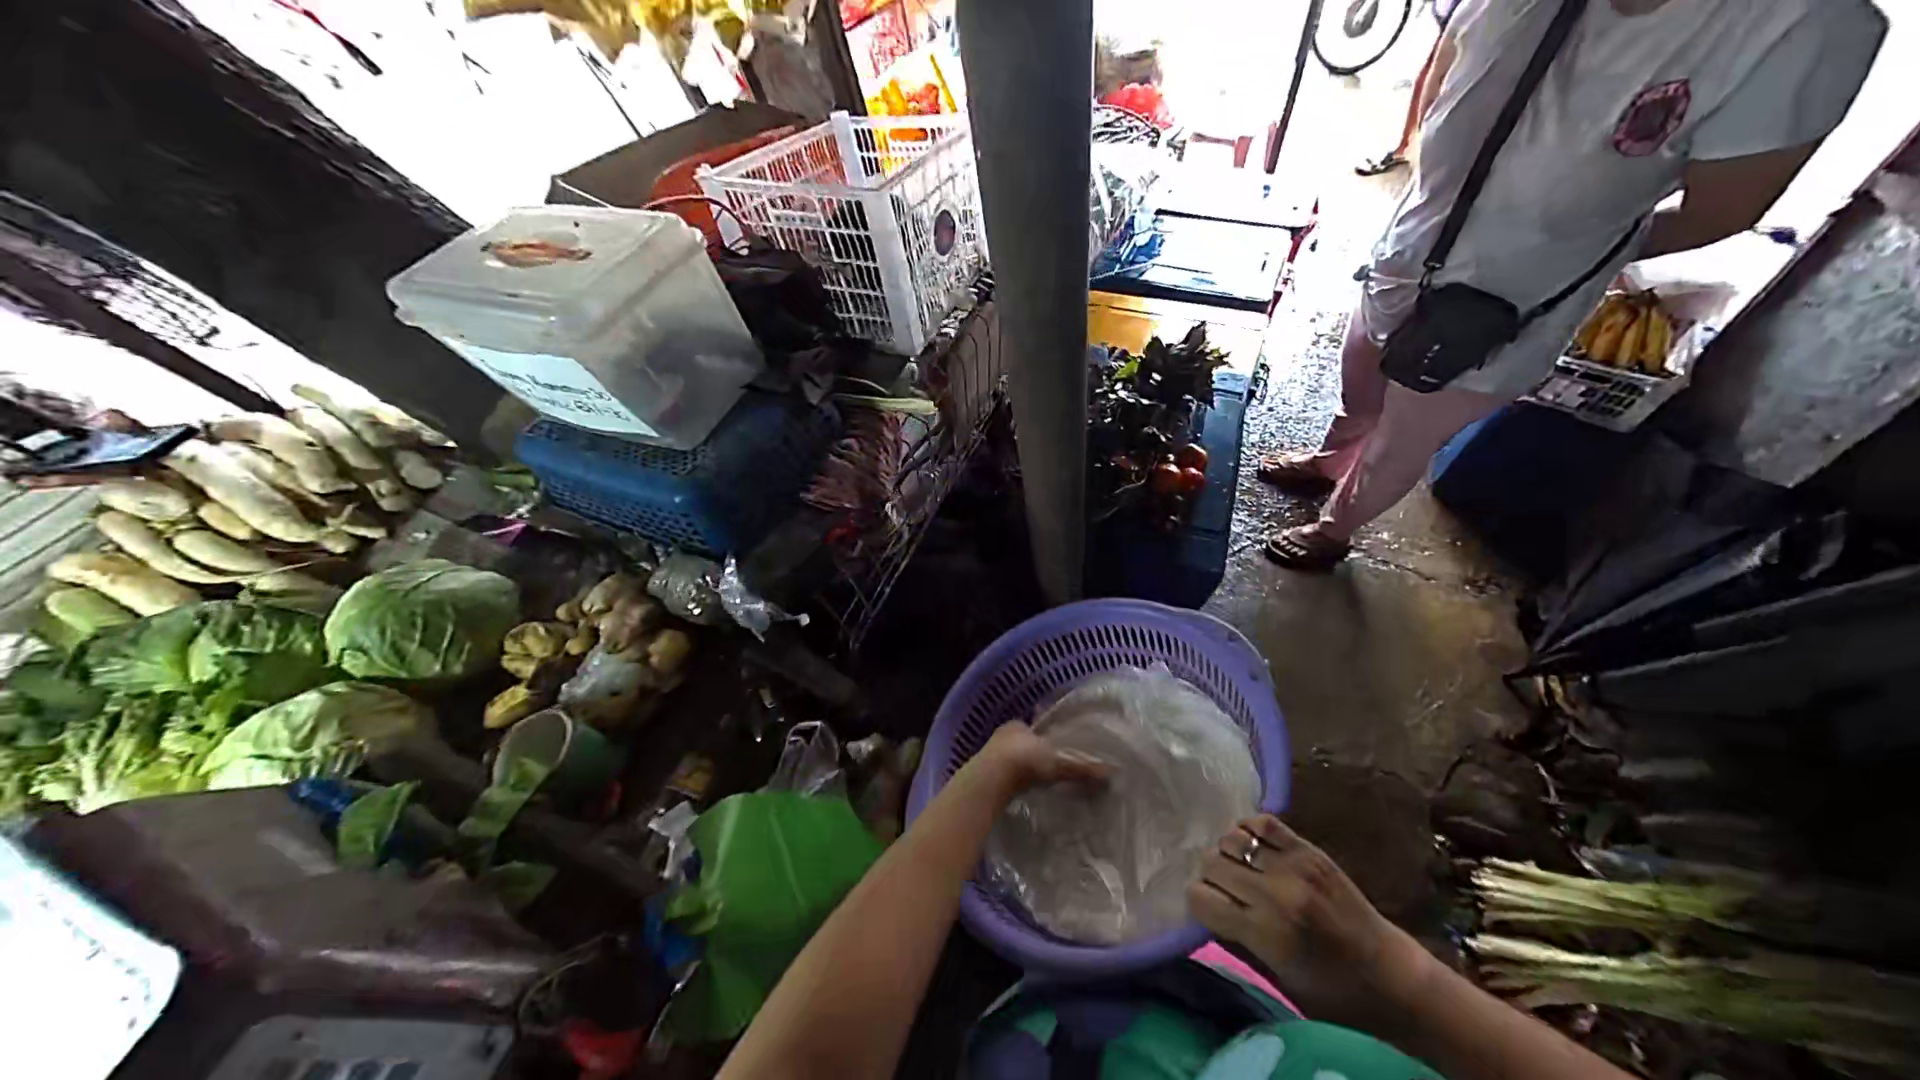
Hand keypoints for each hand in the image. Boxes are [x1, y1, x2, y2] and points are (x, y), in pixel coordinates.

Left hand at [970, 722, 1111, 796]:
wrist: (990, 782)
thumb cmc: (1024, 761)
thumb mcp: (1059, 761)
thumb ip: (1083, 766)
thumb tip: (1112, 771)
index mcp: (1017, 725)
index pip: (1036, 728)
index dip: (1050, 737)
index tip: (1062, 748)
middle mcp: (1002, 738)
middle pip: (1025, 746)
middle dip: (1038, 755)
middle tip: (1057, 767)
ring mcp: (990, 759)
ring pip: (1014, 763)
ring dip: (1027, 772)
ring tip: (1046, 784)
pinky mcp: (986, 780)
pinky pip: (1007, 780)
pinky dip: (1018, 786)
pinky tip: (1028, 795)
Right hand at [1189, 815, 1429, 1027]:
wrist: (1392, 976)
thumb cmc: (1331, 992)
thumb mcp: (1275, 977)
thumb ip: (1233, 939)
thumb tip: (1201, 906)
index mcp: (1266, 933)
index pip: (1199, 896)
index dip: (1199, 902)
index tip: (1210, 910)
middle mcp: (1277, 893)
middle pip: (1211, 863)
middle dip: (1211, 877)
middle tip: (1226, 891)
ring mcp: (1295, 866)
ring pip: (1230, 838)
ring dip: (1229, 854)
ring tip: (1242, 870)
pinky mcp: (1310, 850)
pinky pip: (1261, 822)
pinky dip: (1250, 832)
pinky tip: (1256, 851)